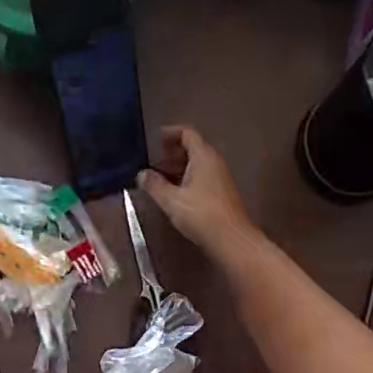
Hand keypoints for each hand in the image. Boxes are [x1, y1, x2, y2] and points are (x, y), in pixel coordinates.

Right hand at [136, 125, 255, 248]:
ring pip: (195, 164)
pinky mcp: (221, 192)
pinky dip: (185, 180)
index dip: (168, 133)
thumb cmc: (201, 215)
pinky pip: (200, 178)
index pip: (186, 133)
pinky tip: (173, 194)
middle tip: (151, 163)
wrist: (230, 238)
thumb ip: (154, 185)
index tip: (152, 141)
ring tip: (157, 180)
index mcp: (203, 156)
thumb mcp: (172, 200)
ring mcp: (219, 177)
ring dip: (176, 168)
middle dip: (170, 153)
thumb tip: (141, 174)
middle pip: (191, 148)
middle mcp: (214, 162)